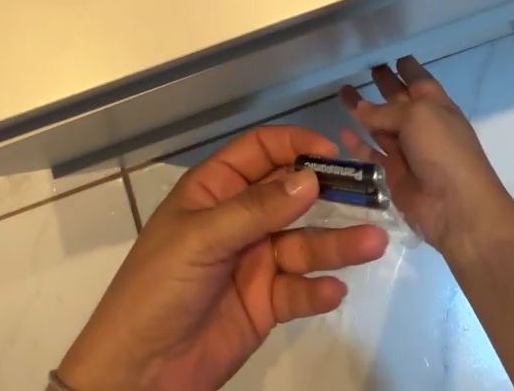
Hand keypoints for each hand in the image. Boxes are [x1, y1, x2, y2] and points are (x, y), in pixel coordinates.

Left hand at [56, 126, 388, 390]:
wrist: (140, 369)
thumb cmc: (159, 286)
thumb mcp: (201, 238)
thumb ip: (256, 209)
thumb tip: (308, 178)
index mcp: (214, 190)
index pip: (260, 152)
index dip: (294, 146)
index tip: (331, 153)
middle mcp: (238, 219)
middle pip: (290, 196)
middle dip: (328, 194)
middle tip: (369, 195)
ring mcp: (253, 262)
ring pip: (303, 243)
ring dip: (336, 244)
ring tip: (372, 244)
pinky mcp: (264, 304)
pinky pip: (298, 289)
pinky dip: (317, 289)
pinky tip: (332, 291)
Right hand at [339, 56, 513, 259]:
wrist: (456, 208)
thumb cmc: (444, 151)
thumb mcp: (417, 116)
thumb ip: (385, 110)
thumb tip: (360, 107)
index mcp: (436, 106)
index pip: (419, 79)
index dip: (407, 67)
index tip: (392, 54)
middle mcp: (422, 126)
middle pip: (398, 99)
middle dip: (385, 83)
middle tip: (366, 68)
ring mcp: (408, 151)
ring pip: (380, 125)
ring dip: (363, 111)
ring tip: (342, 92)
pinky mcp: (393, 174)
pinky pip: (372, 154)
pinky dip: (358, 144)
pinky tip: (343, 131)